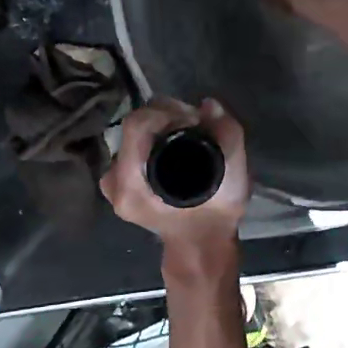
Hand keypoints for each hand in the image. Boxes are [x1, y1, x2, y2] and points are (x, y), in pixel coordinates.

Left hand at [100, 97, 250, 262]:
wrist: (202, 243)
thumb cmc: (217, 211)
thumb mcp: (235, 173)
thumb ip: (227, 133)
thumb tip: (208, 104)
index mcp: (132, 184)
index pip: (137, 124)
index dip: (168, 110)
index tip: (195, 119)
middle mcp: (114, 183)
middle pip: (134, 125)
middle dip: (167, 115)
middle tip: (196, 125)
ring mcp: (111, 185)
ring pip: (134, 134)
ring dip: (161, 126)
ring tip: (188, 135)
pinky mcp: (117, 184)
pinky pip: (133, 146)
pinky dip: (153, 139)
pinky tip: (173, 147)